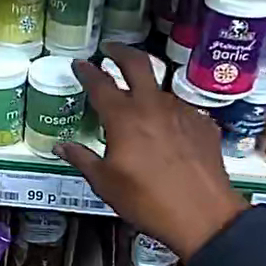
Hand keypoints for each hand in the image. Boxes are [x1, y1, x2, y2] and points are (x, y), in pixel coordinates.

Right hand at [55, 46, 247, 259]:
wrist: (203, 216)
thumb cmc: (148, 201)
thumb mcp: (106, 184)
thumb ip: (82, 159)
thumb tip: (62, 147)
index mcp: (124, 118)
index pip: (100, 83)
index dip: (87, 71)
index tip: (79, 64)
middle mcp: (153, 106)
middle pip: (137, 63)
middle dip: (120, 51)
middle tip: (110, 49)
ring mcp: (182, 112)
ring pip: (159, 90)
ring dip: (145, 90)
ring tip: (137, 103)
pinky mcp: (203, 124)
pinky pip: (180, 110)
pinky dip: (167, 113)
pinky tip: (166, 130)